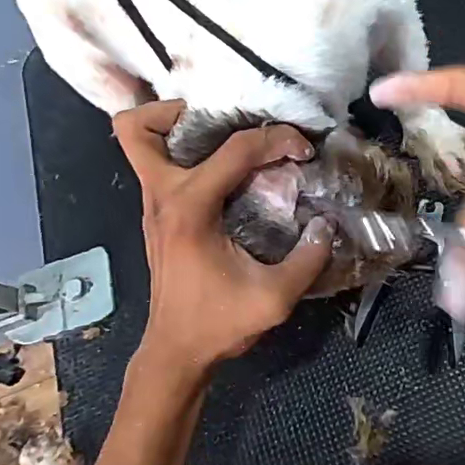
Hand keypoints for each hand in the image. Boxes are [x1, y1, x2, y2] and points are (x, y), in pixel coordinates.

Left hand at [114, 101, 333, 379]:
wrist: (177, 353)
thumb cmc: (219, 324)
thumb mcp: (275, 297)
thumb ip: (308, 257)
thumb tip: (326, 223)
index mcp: (190, 209)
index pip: (234, 150)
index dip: (277, 139)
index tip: (304, 150)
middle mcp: (162, 197)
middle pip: (138, 128)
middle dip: (181, 111)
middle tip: (232, 122)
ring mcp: (153, 205)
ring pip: (139, 142)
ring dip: (176, 128)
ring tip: (227, 138)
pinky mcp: (158, 215)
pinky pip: (158, 165)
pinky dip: (184, 153)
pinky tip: (225, 168)